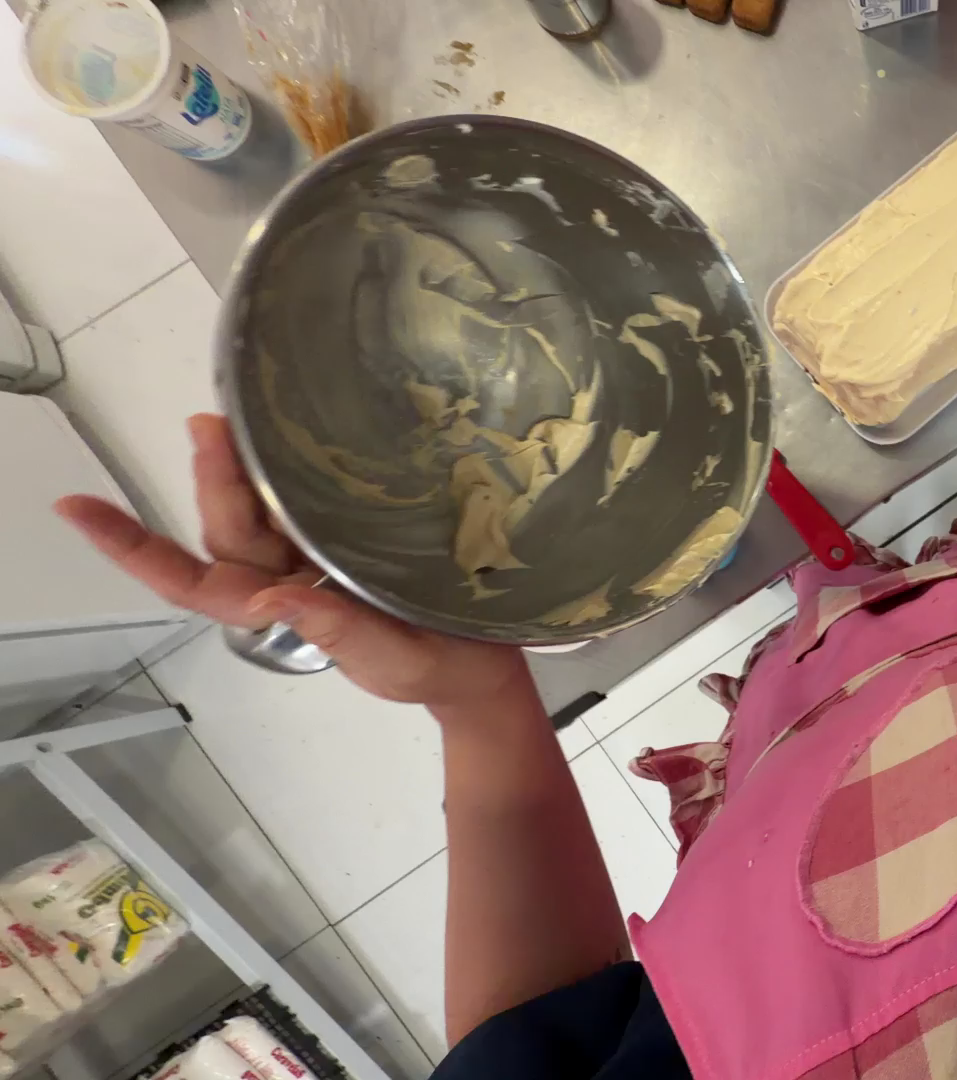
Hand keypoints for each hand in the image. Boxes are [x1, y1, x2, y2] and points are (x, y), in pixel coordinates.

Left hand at [56, 414, 527, 708]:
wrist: (484, 665)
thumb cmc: (438, 670)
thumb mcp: (392, 660)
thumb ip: (340, 634)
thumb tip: (276, 597)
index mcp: (286, 612)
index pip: (197, 582)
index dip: (137, 548)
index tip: (79, 508)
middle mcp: (297, 579)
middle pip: (235, 531)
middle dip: (214, 481)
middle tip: (209, 427)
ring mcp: (331, 560)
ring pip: (272, 513)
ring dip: (248, 471)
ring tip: (237, 424)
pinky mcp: (369, 543)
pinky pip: (323, 508)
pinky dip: (306, 477)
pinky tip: (307, 449)